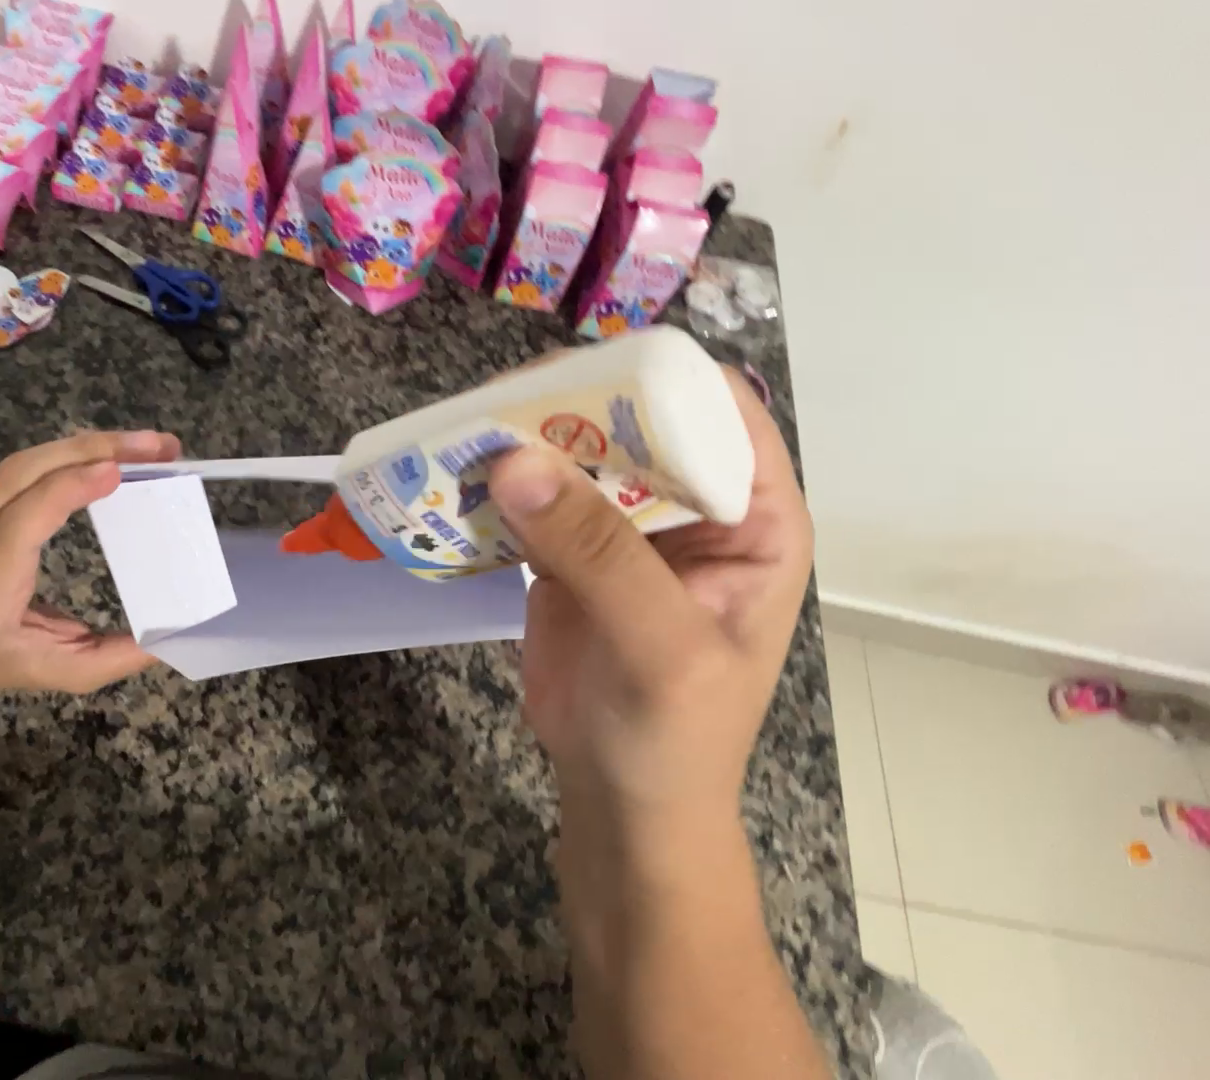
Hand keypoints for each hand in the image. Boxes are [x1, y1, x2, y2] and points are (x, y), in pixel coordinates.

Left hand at [0, 430, 181, 704]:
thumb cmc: (3, 661)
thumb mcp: (62, 673)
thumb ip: (116, 657)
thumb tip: (173, 637)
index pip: (19, 524)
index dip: (65, 491)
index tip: (114, 473)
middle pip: (20, 474)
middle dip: (89, 450)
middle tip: (155, 447)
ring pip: (25, 461)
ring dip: (89, 444)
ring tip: (148, 445)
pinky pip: (29, 464)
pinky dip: (75, 450)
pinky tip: (117, 451)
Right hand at [488, 368, 811, 812]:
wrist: (623, 799)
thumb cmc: (675, 735)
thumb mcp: (661, 648)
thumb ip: (600, 554)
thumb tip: (515, 460)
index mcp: (754, 515)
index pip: (721, 411)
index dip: (658, 381)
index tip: (577, 377)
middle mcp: (694, 506)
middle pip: (635, 422)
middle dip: (570, 407)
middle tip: (496, 405)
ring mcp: (626, 528)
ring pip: (576, 456)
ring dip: (523, 444)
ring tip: (461, 437)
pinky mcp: (569, 552)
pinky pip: (534, 501)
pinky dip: (497, 490)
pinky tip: (455, 482)